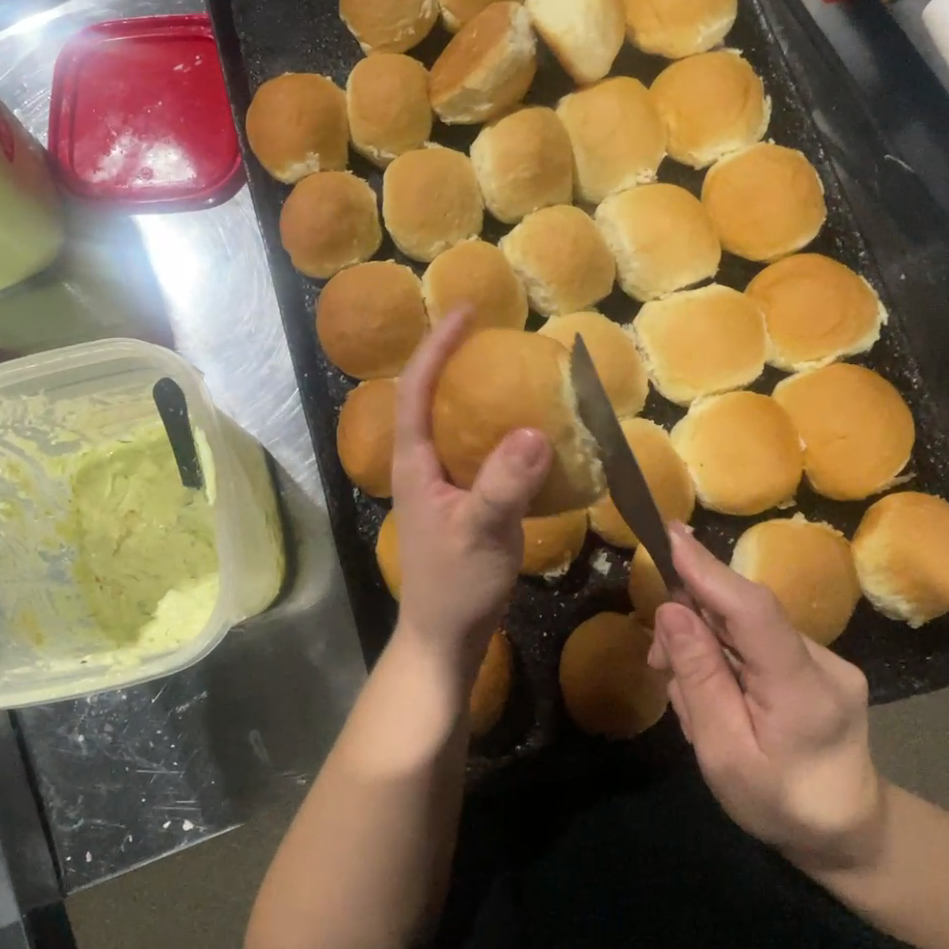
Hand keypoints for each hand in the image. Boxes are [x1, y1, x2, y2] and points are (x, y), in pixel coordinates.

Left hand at [390, 310, 551, 659]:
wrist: (447, 636)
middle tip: (496, 336)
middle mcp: (422, 464)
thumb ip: (504, 484)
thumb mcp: (481, 532)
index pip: (416, 390)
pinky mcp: (463, 501)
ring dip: (481, 396)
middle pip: (433, 398)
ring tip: (518, 372)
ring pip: (458, 425)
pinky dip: (503, 435)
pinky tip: (535, 433)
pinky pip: (480, 453)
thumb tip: (534, 432)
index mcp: (413, 462)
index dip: (436, 347)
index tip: (465, 312)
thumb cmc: (454, 585)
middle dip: (457, 361)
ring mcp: (441, 484)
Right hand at [647, 524, 887, 872]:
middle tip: (657, 665)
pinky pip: (756, 640)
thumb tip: (671, 610)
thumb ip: (698, 679)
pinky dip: (724, 656)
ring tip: (692, 701)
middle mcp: (823, 662)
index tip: (668, 535)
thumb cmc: (778, 802)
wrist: (847, 831)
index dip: (708, 571)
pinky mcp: (818, 665)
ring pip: (743, 627)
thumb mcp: (723, 753)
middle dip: (690, 624)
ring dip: (704, 646)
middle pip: (741, 614)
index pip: (753, 611)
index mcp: (802, 690)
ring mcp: (826, 661)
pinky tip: (716, 694)